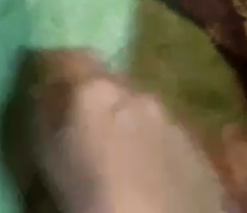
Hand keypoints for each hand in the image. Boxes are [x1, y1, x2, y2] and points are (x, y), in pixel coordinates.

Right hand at [31, 49, 246, 212]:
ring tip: (123, 152)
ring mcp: (175, 121)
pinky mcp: (202, 153)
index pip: (71, 56)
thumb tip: (45, 88)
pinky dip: (157, 146)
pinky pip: (171, 137)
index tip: (50, 82)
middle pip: (112, 81)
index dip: (60, 68)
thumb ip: (44, 110)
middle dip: (100, 96)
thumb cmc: (88, 191)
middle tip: (90, 123)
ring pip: (144, 109)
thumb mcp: (47, 151)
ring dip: (132, 120)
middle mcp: (138, 93)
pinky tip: (151, 172)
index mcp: (96, 88)